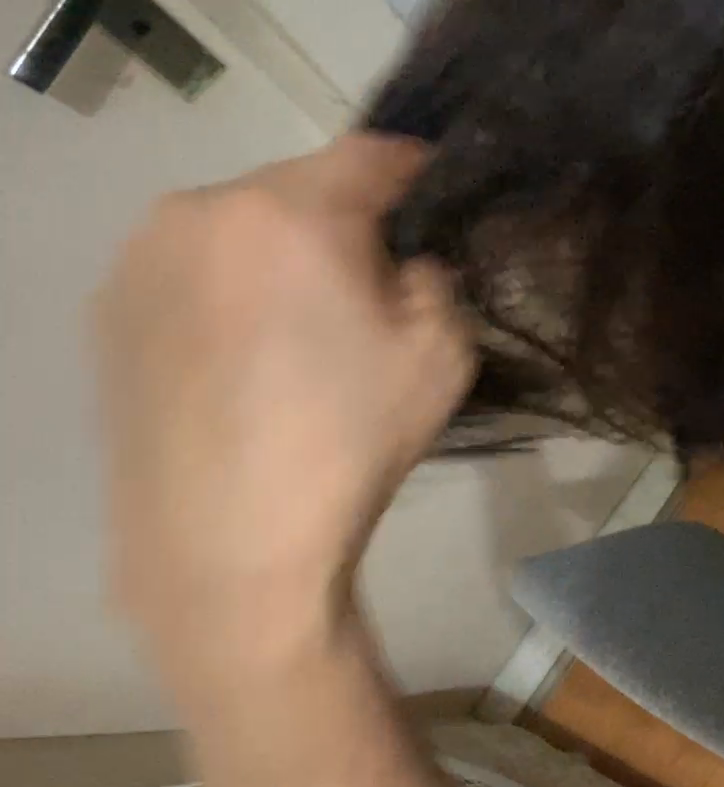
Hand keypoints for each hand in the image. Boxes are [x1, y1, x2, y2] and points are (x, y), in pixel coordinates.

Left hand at [95, 135, 471, 669]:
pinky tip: (258, 361)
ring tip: (314, 331)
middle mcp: (201, 211)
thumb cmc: (354, 429)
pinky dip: (235, 295)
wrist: (231, 523)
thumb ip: (435, 285)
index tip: (439, 184)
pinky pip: (194, 276)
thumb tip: (405, 266)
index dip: (413, 165)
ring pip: (239, 233)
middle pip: (295, 192)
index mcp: (292, 213)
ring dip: (285, 260)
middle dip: (345, 224)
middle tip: (382, 286)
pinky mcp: (109, 309)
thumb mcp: (443, 355)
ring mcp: (140, 258)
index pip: (367, 155)